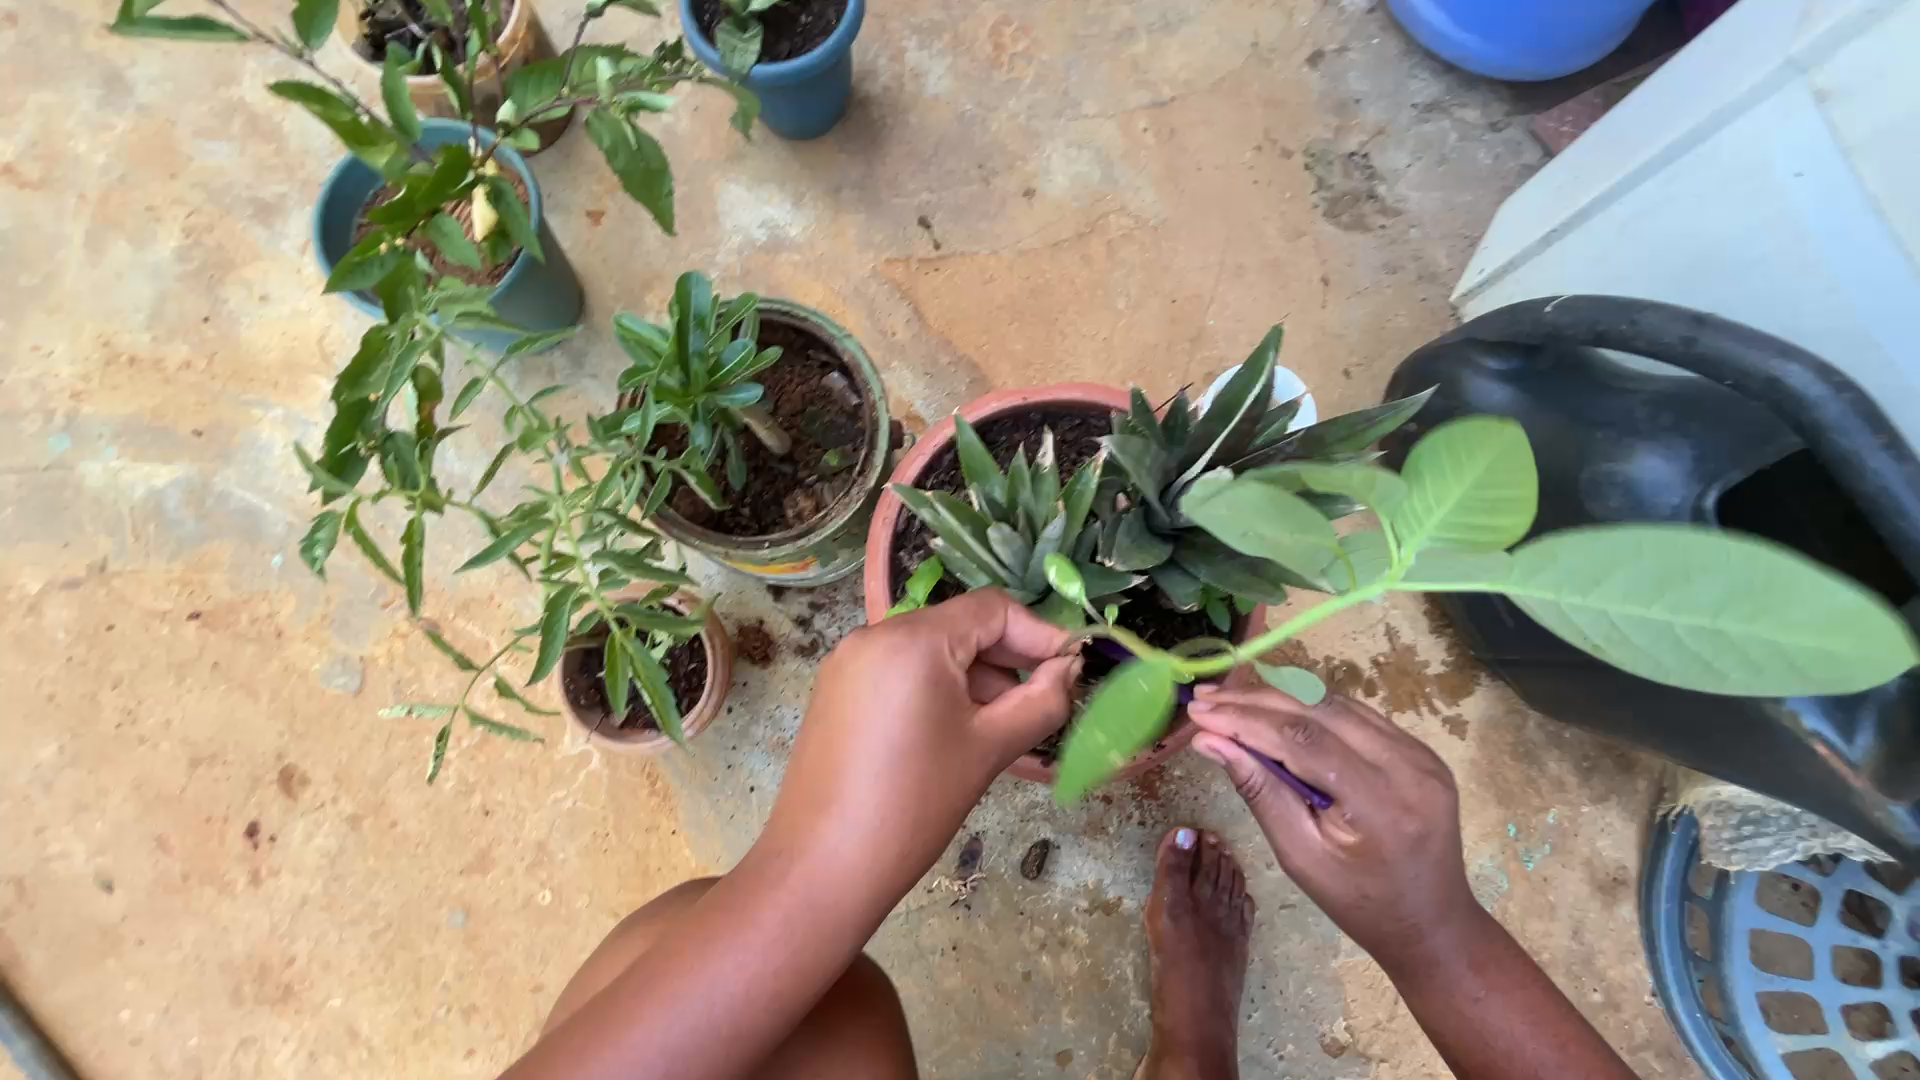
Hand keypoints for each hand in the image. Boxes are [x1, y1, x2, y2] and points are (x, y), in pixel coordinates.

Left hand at [751, 589, 1081, 904]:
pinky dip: (939, 691)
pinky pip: (902, 674)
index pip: (992, 608)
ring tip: (1007, 729)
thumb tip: (1070, 668)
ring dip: (976, 680)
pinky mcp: (838, 690)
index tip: (1071, 669)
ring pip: (932, 653)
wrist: (821, 868)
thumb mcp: (989, 748)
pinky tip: (961, 733)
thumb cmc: (914, 805)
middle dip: (1008, 661)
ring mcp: (850, 661)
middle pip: (960, 627)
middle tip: (1046, 702)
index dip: (1040, 633)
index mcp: (913, 638)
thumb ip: (1042, 700)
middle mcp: (875, 634)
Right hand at [1186, 685, 1481, 965]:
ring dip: (1276, 696)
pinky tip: (1271, 708)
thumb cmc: (1358, 902)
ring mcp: (1419, 752)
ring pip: (1333, 703)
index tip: (1198, 713)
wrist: (1431, 921)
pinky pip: (1352, 713)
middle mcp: (1408, 767)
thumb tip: (1209, 741)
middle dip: (1253, 700)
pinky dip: (1306, 706)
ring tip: (1227, 698)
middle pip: (1316, 710)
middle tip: (1203, 698)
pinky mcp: (1418, 748)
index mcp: (1381, 804)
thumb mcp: (1298, 856)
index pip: (1301, 740)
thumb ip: (1258, 791)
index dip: (1244, 720)